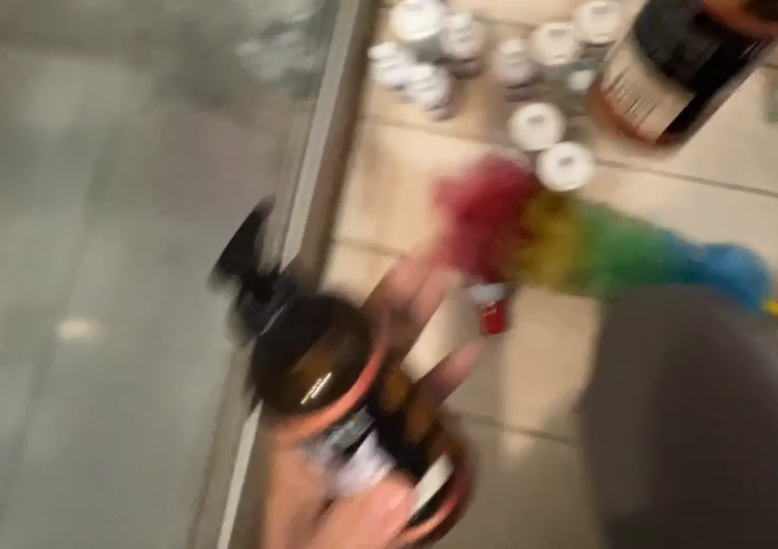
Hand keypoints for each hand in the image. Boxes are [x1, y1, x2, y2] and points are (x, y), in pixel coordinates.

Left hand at [262, 254, 483, 548]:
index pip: (332, 357)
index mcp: (309, 427)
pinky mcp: (394, 445)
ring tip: (446, 279)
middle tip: (427, 258)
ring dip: (420, 320)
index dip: (359, 316)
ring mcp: (368, 426)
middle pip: (366, 346)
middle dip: (397, 300)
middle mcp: (338, 413)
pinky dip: (443, 378)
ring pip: (393, 363)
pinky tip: (469, 352)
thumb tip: (401, 486)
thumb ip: (353, 523)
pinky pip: (419, 403)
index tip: (384, 281)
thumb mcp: (320, 545)